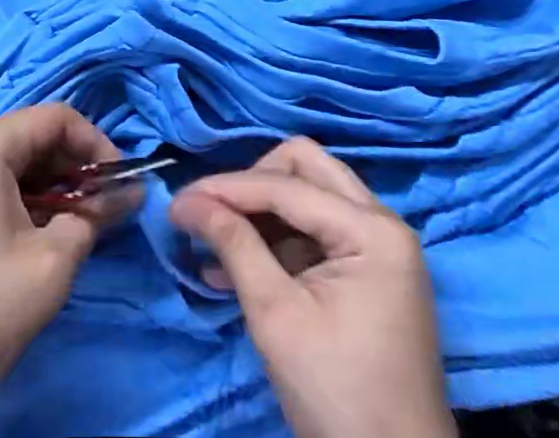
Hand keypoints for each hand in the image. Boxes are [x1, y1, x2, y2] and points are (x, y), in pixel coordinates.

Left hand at [0, 104, 133, 437]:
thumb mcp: (51, 264)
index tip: (122, 183)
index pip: (54, 118)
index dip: (97, 144)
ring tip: (75, 227)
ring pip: (6, 164)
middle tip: (104, 209)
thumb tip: (125, 196)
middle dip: (73, 167)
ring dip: (48, 186)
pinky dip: (17, 200)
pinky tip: (34, 238)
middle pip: (28, 137)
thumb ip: (93, 218)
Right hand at [171, 138, 455, 437]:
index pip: (284, 185)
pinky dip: (273, 240)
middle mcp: (381, 222)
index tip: (177, 202)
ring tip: (213, 246)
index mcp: (371, 231)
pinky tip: (232, 269)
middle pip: (304, 166)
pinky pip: (312, 229)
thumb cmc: (336, 391)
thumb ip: (233, 244)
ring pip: (306, 193)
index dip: (225, 188)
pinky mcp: (366, 269)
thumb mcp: (275, 313)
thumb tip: (185, 201)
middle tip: (213, 214)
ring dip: (258, 213)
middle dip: (251, 183)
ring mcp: (377, 246)